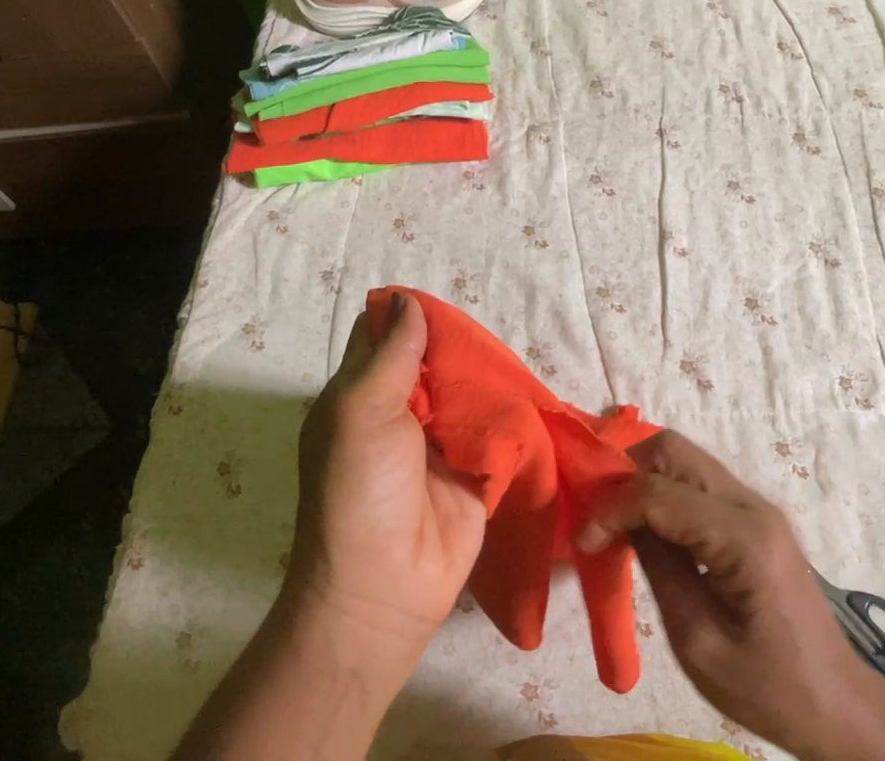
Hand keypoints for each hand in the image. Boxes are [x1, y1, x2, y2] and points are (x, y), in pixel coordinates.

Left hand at [172, 293, 485, 759]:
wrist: (385, 586)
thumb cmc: (358, 490)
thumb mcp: (361, 410)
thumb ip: (390, 355)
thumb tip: (406, 300)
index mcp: (360, 394)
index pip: (382, 338)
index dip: (406, 318)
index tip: (439, 306)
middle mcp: (399, 412)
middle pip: (433, 360)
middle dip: (458, 346)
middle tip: (484, 335)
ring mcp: (439, 442)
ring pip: (467, 391)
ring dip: (486, 378)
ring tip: (510, 359)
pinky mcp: (474, 469)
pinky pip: (495, 430)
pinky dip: (508, 413)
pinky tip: (525, 393)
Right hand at [577, 431, 884, 760]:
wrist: (837, 706)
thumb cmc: (767, 687)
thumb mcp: (697, 639)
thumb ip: (657, 567)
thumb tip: (618, 521)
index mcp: (742, 538)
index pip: (657, 492)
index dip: (609, 508)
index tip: (582, 541)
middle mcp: (752, 505)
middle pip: (672, 450)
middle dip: (622, 472)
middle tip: (595, 516)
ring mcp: (756, 507)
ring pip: (682, 458)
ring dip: (639, 477)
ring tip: (612, 520)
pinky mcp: (753, 518)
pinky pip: (695, 481)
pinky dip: (659, 490)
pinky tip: (642, 525)